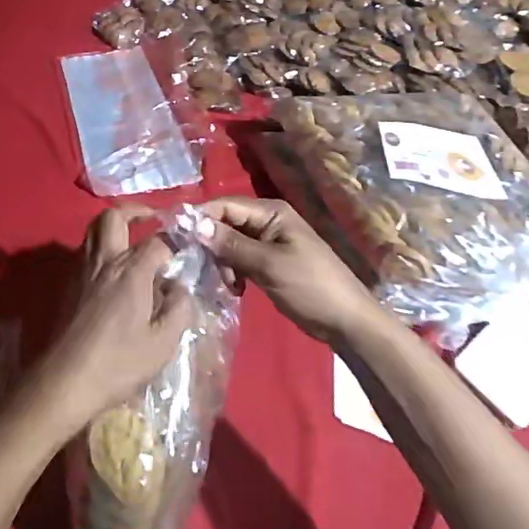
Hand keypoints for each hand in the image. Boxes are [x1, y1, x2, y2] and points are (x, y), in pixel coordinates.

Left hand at [27, 207, 193, 432]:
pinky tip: (113, 267)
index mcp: (131, 271)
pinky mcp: (69, 281)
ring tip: (132, 238)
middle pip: (114, 216)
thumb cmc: (118, 363)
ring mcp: (82, 268)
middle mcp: (104, 260)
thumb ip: (178, 309)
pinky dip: (101, 245)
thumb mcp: (162, 344)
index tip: (187, 245)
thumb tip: (179, 287)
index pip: (158, 241)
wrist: (66, 378)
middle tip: (151, 219)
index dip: (175, 239)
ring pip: (94, 228)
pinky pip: (86, 248)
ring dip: (114, 225)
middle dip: (134, 211)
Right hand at [197, 197, 377, 341]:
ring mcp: (268, 242)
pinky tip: (237, 289)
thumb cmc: (311, 287)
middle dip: (213, 245)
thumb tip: (193, 224)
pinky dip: (233, 271)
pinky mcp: (268, 262)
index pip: (225, 205)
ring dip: (223, 262)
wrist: (348, 323)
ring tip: (229, 285)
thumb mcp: (268, 264)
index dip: (202, 218)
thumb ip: (231, 244)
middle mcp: (267, 221)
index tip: (180, 237)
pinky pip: (239, 259)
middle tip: (207, 269)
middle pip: (225, 223)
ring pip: (229, 243)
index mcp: (271, 213)